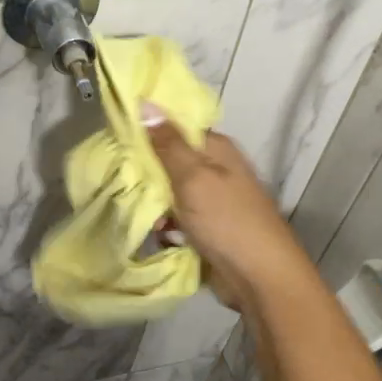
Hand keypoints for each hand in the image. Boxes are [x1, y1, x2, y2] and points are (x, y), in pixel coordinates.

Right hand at [141, 102, 307, 309]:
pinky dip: (169, 227)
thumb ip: (167, 143)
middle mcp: (215, 169)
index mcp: (216, 148)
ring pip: (169, 193)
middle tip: (132, 189)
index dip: (148, 132)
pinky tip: (166, 238)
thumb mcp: (193, 178)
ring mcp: (213, 200)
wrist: (260, 279)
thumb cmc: (227, 221)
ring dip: (158, 207)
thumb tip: (146, 101)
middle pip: (168, 161)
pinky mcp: (208, 228)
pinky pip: (177, 219)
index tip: (121, 143)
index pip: (175, 126)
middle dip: (149, 177)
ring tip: (157, 224)